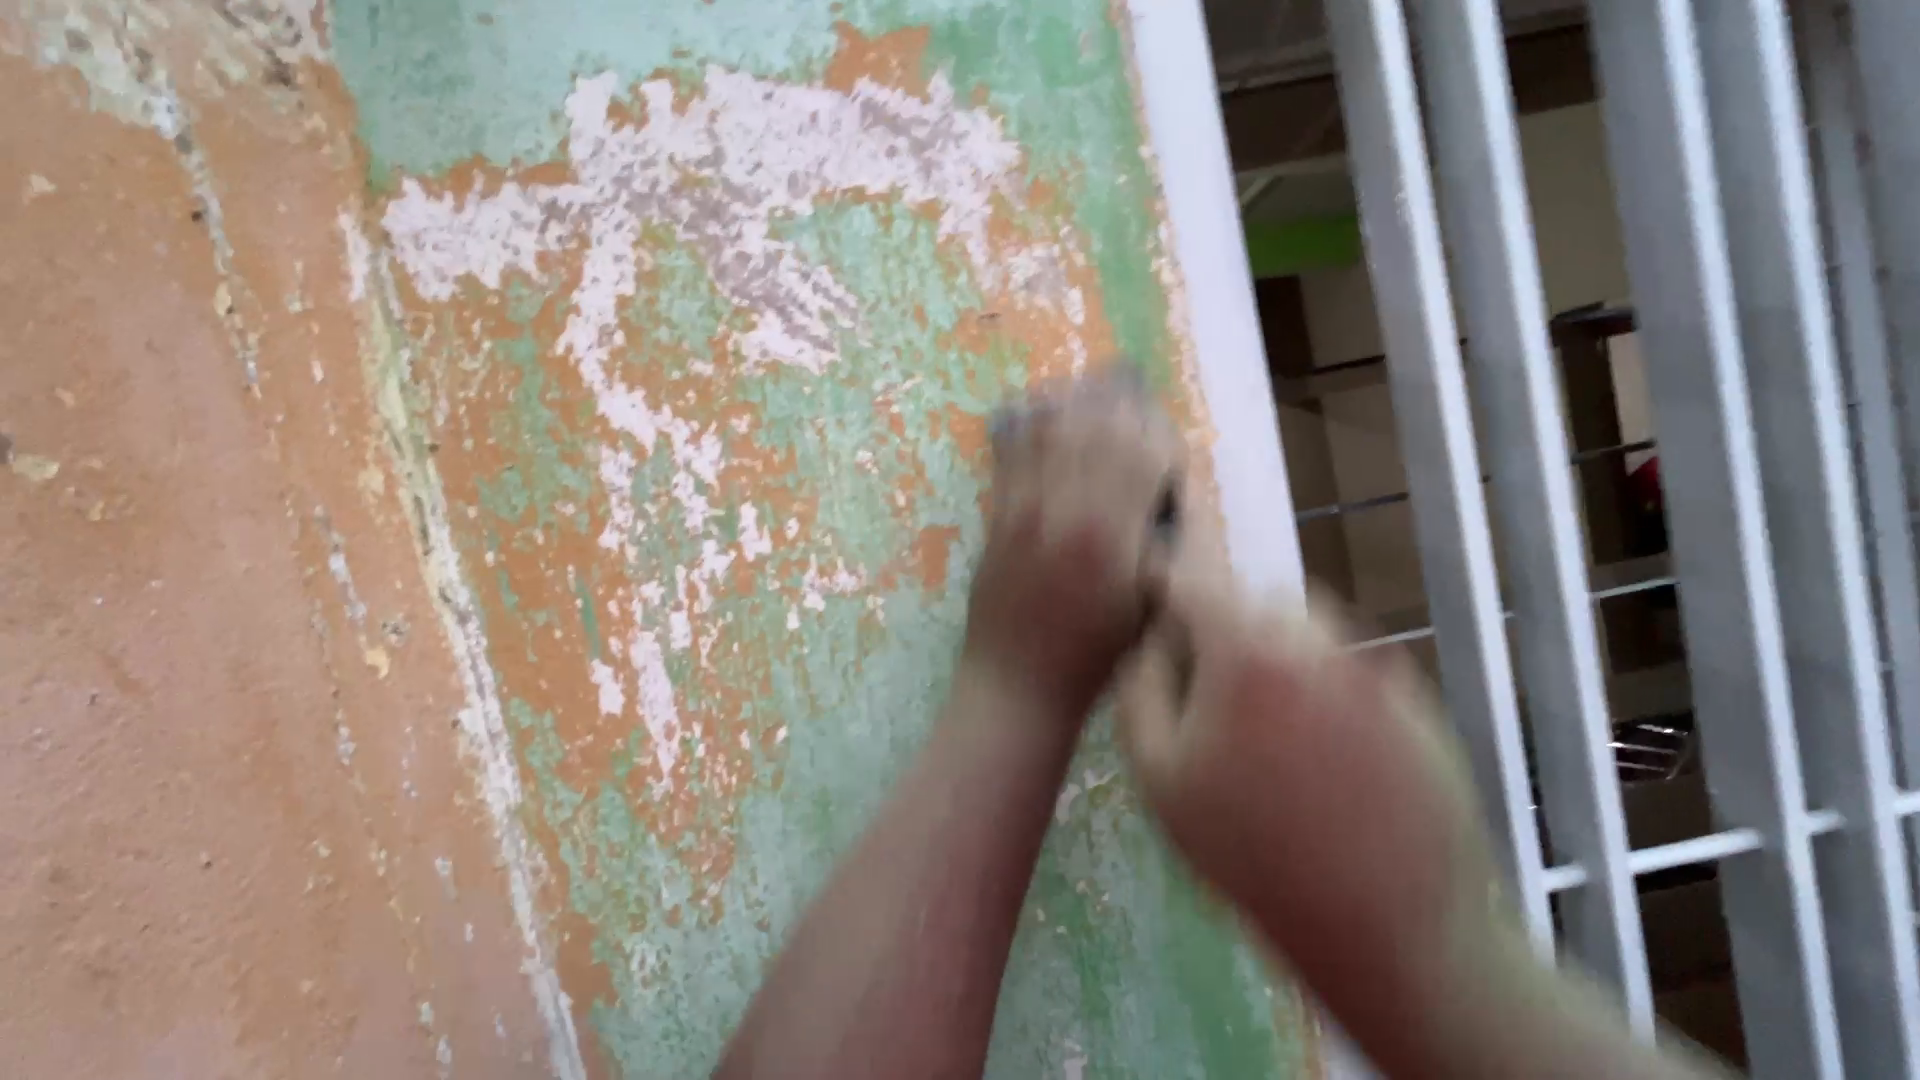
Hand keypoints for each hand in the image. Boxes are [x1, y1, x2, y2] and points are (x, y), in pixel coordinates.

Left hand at [960, 366, 1184, 720]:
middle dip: (1115, 396)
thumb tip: (1158, 481)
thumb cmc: (1096, 658)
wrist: (1017, 686)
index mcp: (1114, 539)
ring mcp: (1023, 512)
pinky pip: (1007, 455)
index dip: (1155, 428)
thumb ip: (1156, 538)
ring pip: (1047, 430)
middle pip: (1093, 427)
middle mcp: (1067, 513)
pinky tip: (1036, 409)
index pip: (1140, 450)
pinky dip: (1023, 423)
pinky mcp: (994, 519)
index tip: (1160, 426)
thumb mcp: (1147, 604)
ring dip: (1070, 399)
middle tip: (1125, 378)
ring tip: (1086, 387)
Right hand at [1114, 551, 1499, 1000]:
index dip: (1167, 590)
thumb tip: (1152, 641)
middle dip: (1225, 625)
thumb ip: (1140, 689)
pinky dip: (1328, 682)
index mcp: (1247, 650)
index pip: (1194, 586)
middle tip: (1212, 688)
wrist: (1388, 926)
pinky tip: (1327, 752)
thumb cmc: (1250, 852)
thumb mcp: (1158, 776)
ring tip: (1271, 724)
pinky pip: (1354, 665)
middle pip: (1255, 599)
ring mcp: (1376, 667)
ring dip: (1279, 647)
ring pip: (1310, 626)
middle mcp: (1317, 640)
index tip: (1157, 609)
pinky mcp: (1417, 700)